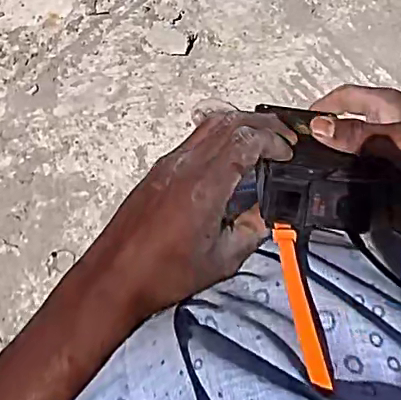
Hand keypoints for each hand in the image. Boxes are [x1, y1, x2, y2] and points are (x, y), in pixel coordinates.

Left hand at [74, 108, 294, 322]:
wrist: (114, 277)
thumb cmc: (157, 275)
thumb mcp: (221, 260)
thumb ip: (250, 230)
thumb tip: (264, 214)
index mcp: (204, 186)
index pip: (245, 141)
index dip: (272, 140)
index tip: (286, 150)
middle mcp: (186, 165)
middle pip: (230, 122)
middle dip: (263, 123)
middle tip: (283, 135)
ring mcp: (171, 163)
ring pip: (212, 123)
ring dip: (241, 123)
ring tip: (262, 136)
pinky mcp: (161, 168)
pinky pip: (197, 136)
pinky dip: (221, 133)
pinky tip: (230, 150)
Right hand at [308, 85, 400, 230]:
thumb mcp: (400, 142)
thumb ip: (358, 136)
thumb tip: (316, 127)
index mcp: (390, 105)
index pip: (346, 96)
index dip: (323, 106)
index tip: (299, 124)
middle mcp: (394, 123)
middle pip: (353, 124)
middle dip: (331, 136)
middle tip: (306, 158)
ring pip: (366, 152)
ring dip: (348, 162)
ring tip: (323, 180)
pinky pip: (382, 174)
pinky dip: (367, 182)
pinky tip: (355, 197)